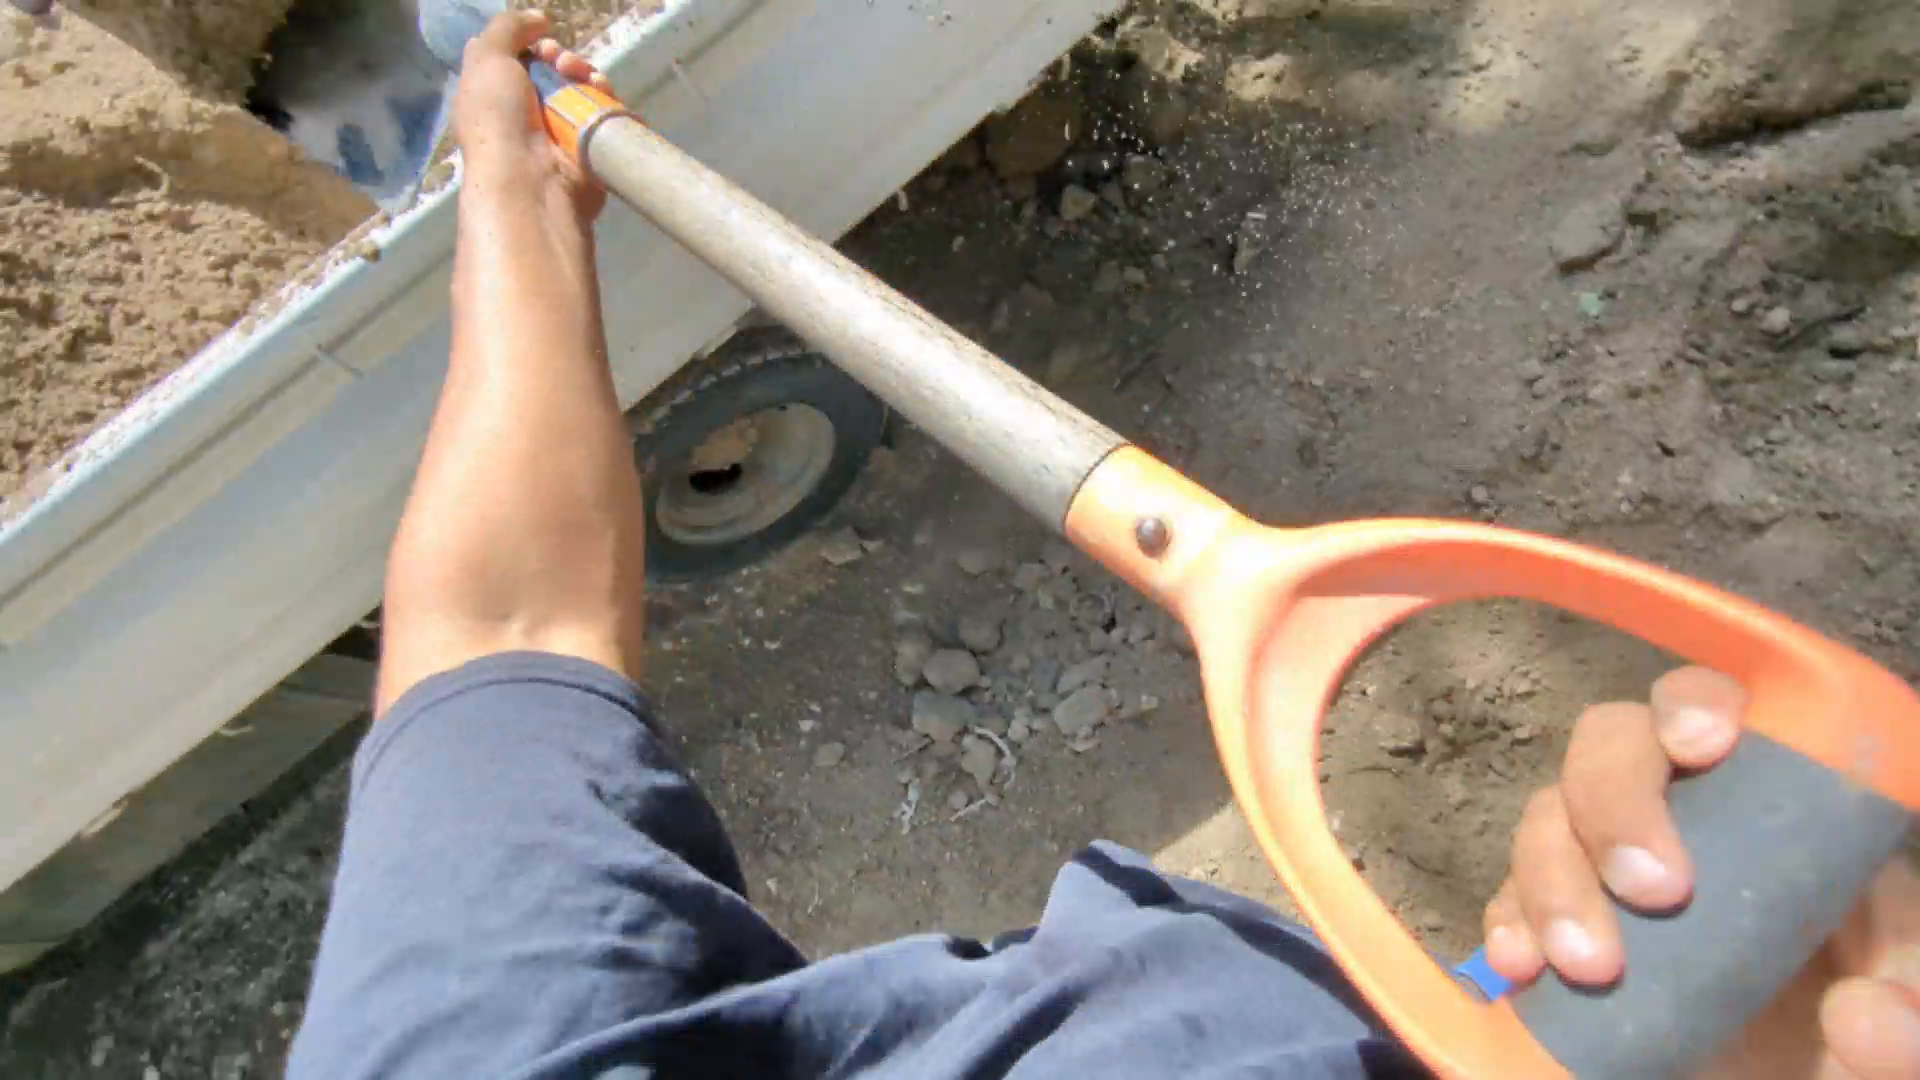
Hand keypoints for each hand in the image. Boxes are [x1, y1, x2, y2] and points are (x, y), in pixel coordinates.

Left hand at [452, 9, 609, 221]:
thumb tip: (540, 18)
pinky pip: (611, 120)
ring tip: (587, 79)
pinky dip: (614, 104)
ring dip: (590, 76)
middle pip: (562, 74)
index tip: (541, 44)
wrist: (530, 179)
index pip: (528, 60)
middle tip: (563, 64)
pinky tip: (609, 97)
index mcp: (504, 93)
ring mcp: (568, 134)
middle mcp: (536, 113)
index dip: (537, 44)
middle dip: (566, 59)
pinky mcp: (596, 151)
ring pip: (588, 93)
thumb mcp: (486, 57)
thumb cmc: (498, 117)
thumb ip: (508, 28)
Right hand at [1483, 667, 1919, 1078]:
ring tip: (1586, 965)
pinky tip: (1520, 965)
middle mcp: (1667, 807)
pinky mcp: (1546, 908)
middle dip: (1611, 802)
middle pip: (1605, 746)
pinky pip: (1504, 889)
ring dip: (1553, 880)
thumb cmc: (1846, 1024)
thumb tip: (1871, 1014)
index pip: (1708, 704)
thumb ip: (1912, 1000)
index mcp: (1759, 798)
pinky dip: (1508, 920)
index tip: (1698, 749)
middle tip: (1647, 890)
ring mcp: (1595, 854)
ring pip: (1544, 816)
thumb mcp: (1902, 1003)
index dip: (1690, 706)